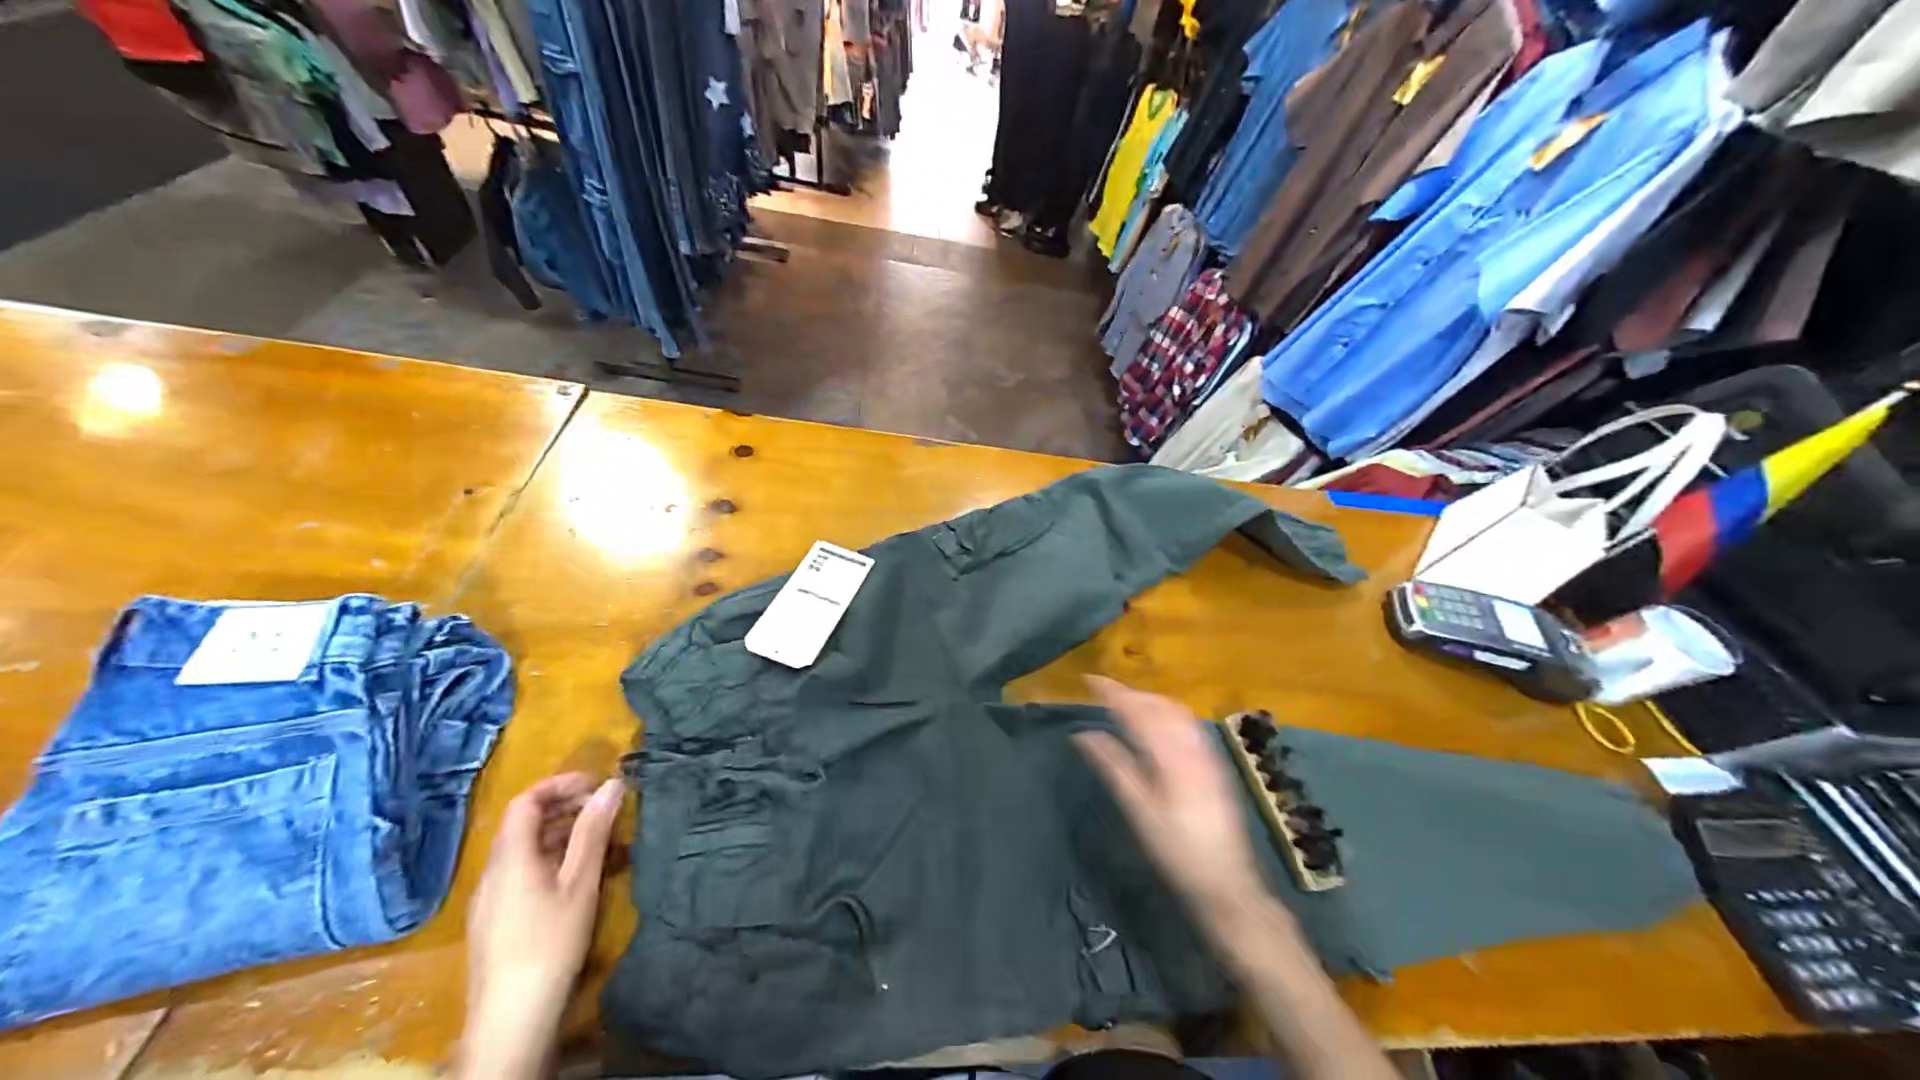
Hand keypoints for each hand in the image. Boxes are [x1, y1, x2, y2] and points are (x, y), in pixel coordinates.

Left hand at [460, 773, 623, 1079]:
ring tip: (600, 844)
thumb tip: (612, 785)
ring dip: (561, 836)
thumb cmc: (550, 942)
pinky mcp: (494, 920)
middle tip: (603, 811)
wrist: (511, 1018)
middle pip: (523, 824)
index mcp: (510, 857)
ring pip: (525, 850)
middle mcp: (492, 872)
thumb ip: (594, 831)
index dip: (560, 786)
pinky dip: (551, 861)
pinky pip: (522, 873)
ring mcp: (490, 898)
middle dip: (564, 809)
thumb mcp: (580, 882)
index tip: (595, 787)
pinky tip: (578, 879)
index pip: (526, 802)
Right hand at [1074, 677, 1264, 913]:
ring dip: (1148, 699)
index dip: (1113, 692)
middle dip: (1129, 693)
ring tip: (1123, 701)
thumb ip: (1114, 767)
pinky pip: (1187, 723)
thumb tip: (1084, 735)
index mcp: (1171, 757)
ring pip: (1175, 711)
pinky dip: (1165, 711)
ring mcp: (1207, 754)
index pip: (1138, 711)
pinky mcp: (1213, 763)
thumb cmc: (1177, 850)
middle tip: (1100, 691)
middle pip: (1158, 705)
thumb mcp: (1140, 812)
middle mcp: (1192, 747)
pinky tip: (1154, 722)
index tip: (1089, 680)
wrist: (1226, 880)